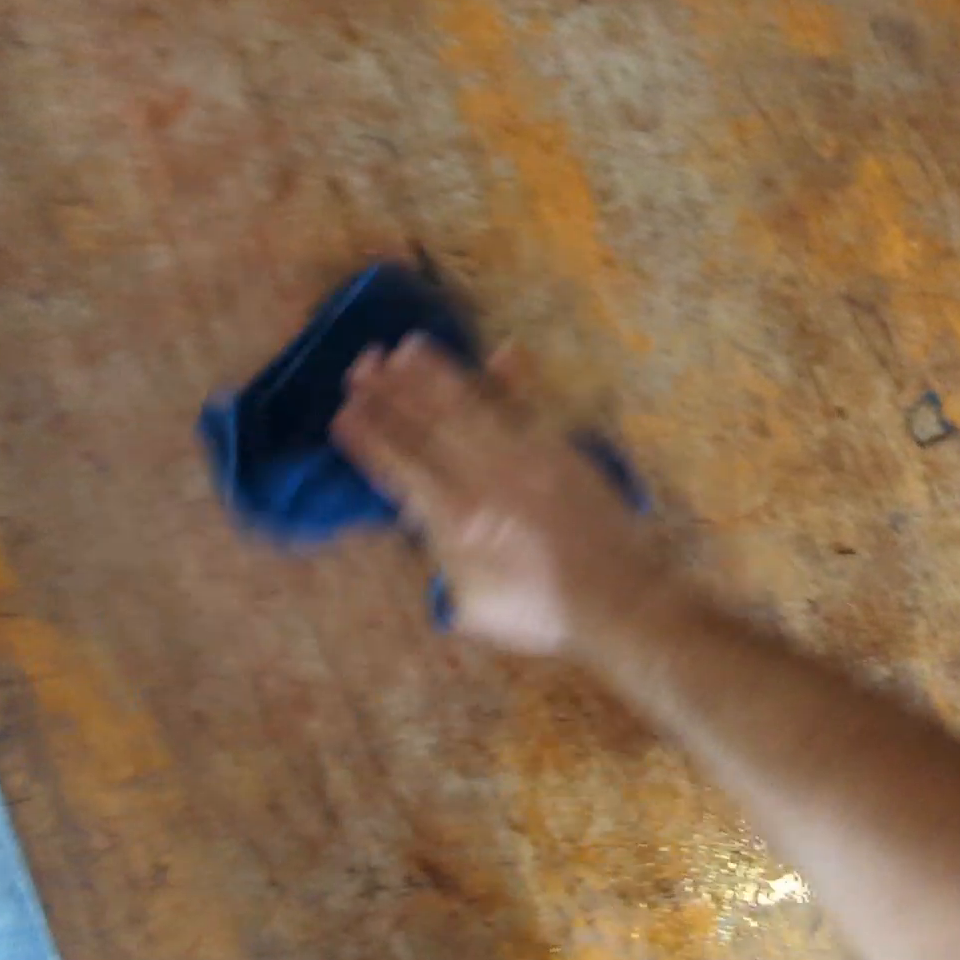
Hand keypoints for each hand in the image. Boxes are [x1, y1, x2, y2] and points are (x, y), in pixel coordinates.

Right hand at [330, 333, 667, 656]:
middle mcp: (484, 481)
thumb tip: (430, 530)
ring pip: (470, 408)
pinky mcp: (559, 449)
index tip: (344, 414)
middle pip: (426, 429)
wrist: (616, 598)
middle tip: (362, 365)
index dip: (370, 440)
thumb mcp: (474, 604)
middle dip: (390, 395)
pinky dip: (515, 378)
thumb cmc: (543, 612)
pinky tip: (503, 351)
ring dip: (435, 377)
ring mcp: (524, 459)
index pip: (400, 469)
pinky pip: (532, 406)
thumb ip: (445, 562)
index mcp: (456, 523)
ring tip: (406, 348)